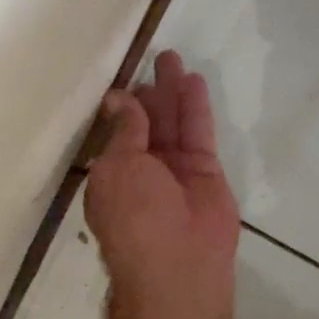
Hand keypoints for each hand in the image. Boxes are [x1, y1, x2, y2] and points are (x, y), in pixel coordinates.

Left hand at [86, 52, 240, 302]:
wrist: (178, 262)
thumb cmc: (134, 216)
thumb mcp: (116, 169)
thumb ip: (124, 132)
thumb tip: (120, 100)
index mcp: (112, 177)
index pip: (117, 136)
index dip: (120, 109)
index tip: (123, 83)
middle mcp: (143, 173)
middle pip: (147, 125)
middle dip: (149, 94)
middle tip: (154, 58)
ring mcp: (175, 172)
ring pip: (173, 124)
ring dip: (172, 92)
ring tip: (172, 57)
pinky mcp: (205, 171)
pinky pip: (198, 133)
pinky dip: (196, 107)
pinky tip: (194, 80)